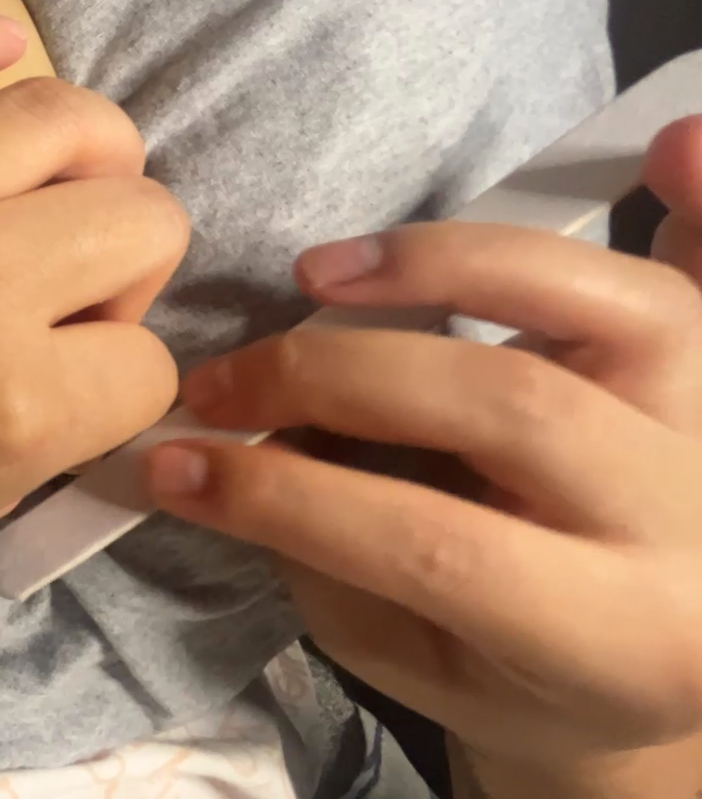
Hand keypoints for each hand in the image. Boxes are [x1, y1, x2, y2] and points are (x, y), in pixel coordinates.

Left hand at [0, 0, 184, 685]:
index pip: (148, 362)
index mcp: (11, 409)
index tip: (71, 388)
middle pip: (139, 217)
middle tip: (59, 295)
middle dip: (121, 266)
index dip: (117, 380)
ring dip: (81, 154)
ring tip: (42, 190)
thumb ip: (33, 433)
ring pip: (53, 113)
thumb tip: (82, 362)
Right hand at [141, 118, 701, 788]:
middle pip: (504, 405)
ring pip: (619, 310)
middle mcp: (697, 530)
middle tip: (216, 385)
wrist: (631, 674)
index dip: (276, 496)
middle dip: (319, 377)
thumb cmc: (487, 671)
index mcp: (614, 638)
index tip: (166, 465)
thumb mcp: (389, 647)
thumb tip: (228, 445)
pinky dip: (696, 199)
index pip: (432, 547)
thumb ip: (314, 547)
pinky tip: (668, 142)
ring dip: (449, 266)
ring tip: (317, 274)